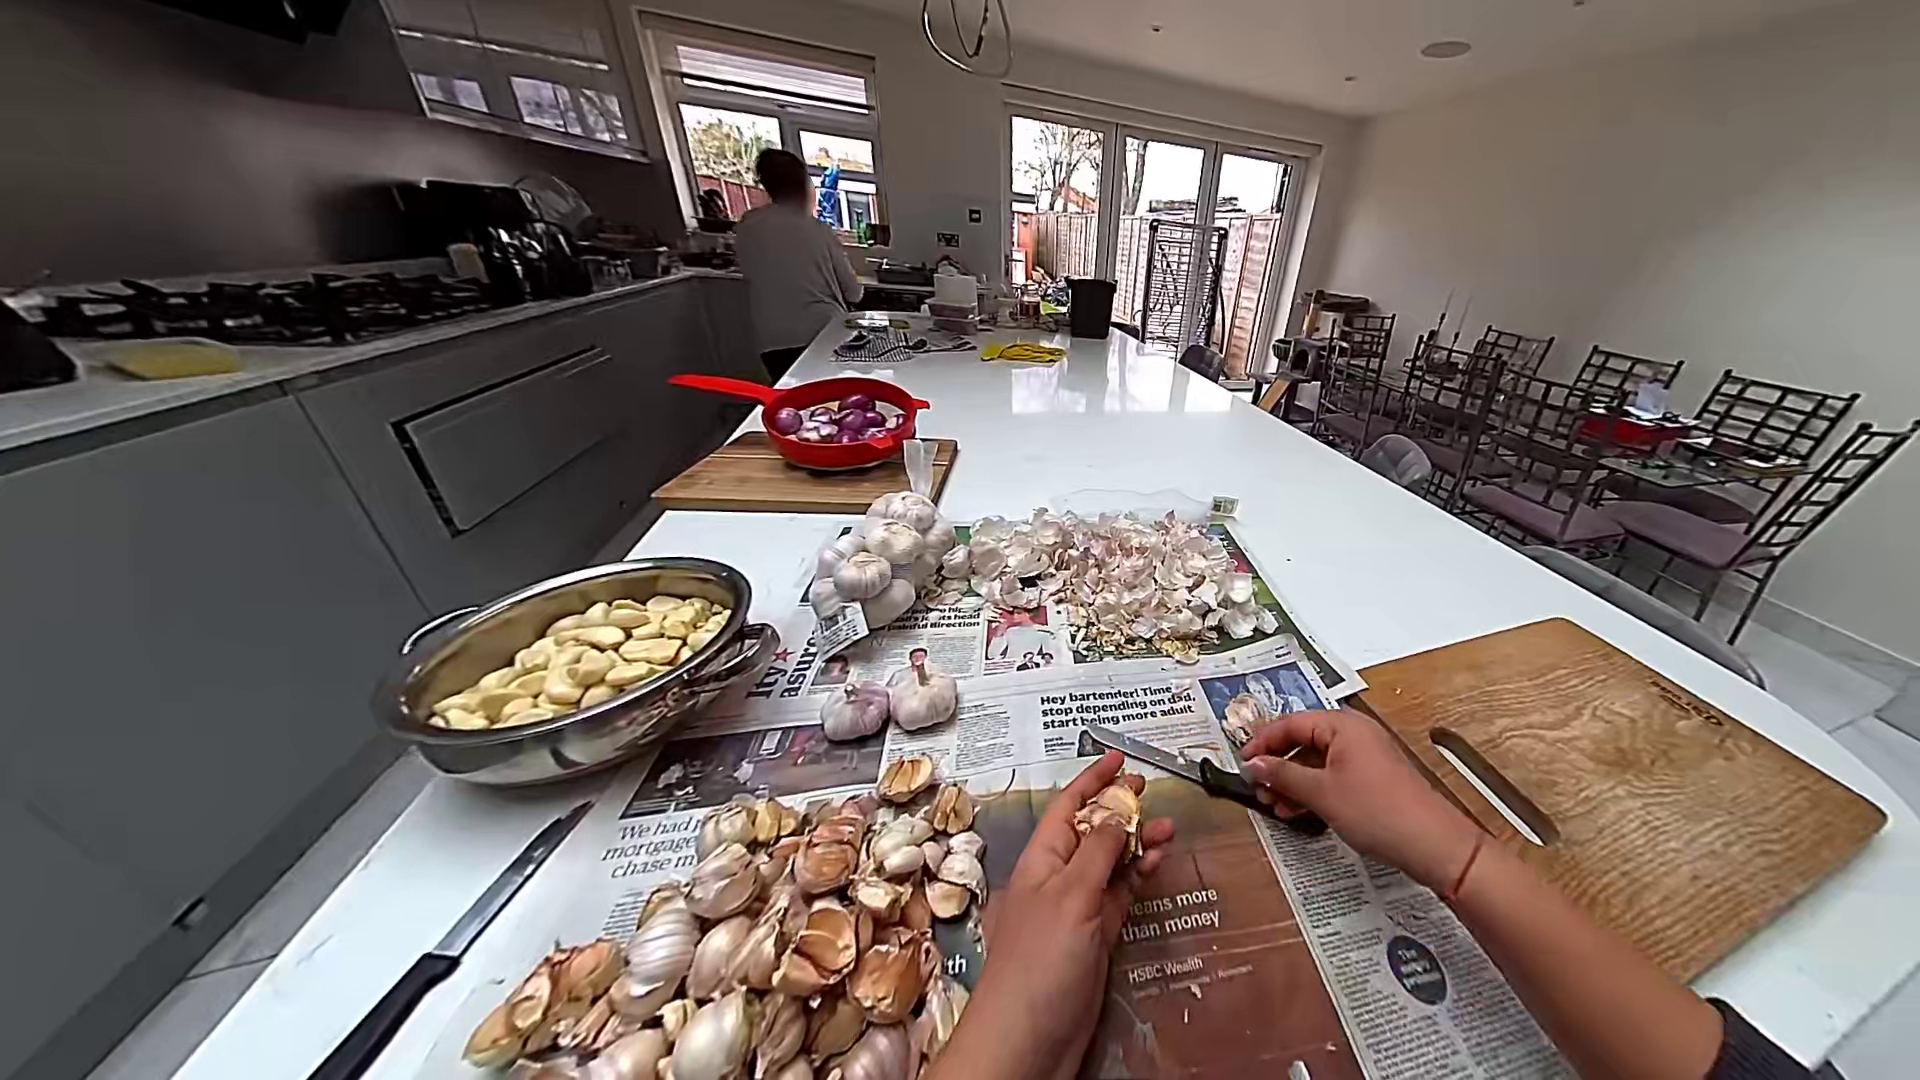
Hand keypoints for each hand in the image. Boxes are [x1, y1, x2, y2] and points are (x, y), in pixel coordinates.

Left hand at [928, 751, 1174, 1079]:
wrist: (1030, 1039)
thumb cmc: (1043, 957)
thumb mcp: (1070, 895)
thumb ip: (1096, 853)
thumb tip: (1115, 811)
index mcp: (1043, 855)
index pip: (1069, 804)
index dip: (1092, 778)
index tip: (1117, 756)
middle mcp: (1059, 873)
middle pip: (1091, 829)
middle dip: (1118, 806)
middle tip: (1148, 788)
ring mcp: (1078, 904)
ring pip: (1109, 861)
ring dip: (1135, 842)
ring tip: (1167, 828)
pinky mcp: (1095, 934)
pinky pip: (1119, 894)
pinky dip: (1137, 876)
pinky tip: (1155, 862)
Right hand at [1240, 709, 1480, 891]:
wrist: (1439, 850)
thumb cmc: (1378, 812)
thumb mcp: (1320, 792)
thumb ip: (1280, 774)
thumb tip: (1252, 764)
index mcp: (1342, 725)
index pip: (1289, 723)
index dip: (1262, 742)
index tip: (1243, 762)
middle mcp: (1353, 734)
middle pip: (1301, 741)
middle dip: (1276, 766)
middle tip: (1258, 786)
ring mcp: (1364, 757)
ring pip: (1314, 762)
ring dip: (1291, 781)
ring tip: (1274, 804)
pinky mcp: (1372, 780)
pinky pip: (1330, 776)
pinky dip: (1311, 790)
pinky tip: (1297, 810)